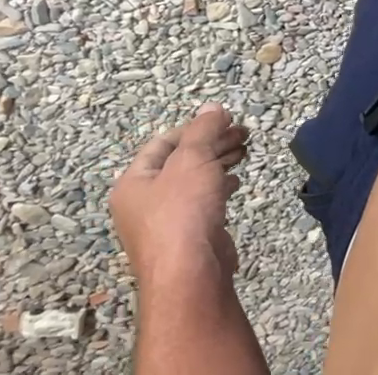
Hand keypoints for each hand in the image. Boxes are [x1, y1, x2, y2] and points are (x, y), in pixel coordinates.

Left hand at [110, 104, 248, 285]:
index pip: (163, 143)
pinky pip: (201, 199)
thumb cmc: (182, 210)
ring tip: (244, 152)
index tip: (227, 120)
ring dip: (218, 162)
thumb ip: (203, 131)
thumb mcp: (192, 160)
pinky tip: (234, 181)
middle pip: (180, 161)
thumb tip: (212, 108)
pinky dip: (218, 185)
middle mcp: (143, 201)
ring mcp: (164, 219)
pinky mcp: (186, 232)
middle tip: (243, 133)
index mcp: (133, 183)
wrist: (188, 270)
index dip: (195, 128)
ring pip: (193, 180)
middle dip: (212, 143)